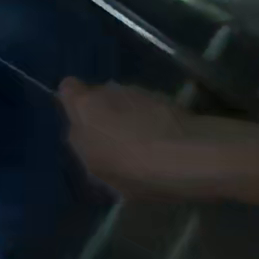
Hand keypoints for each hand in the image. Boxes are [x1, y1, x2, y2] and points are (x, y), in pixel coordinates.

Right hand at [57, 80, 229, 196]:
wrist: (190, 156)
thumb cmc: (133, 168)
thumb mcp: (97, 170)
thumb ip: (83, 146)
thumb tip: (82, 132)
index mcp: (84, 106)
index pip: (67, 88)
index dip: (73, 104)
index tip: (83, 128)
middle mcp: (108, 89)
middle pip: (98, 97)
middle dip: (104, 115)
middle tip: (114, 146)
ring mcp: (139, 91)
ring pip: (124, 102)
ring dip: (128, 118)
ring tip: (142, 148)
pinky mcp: (166, 97)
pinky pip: (147, 108)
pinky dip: (151, 121)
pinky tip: (163, 145)